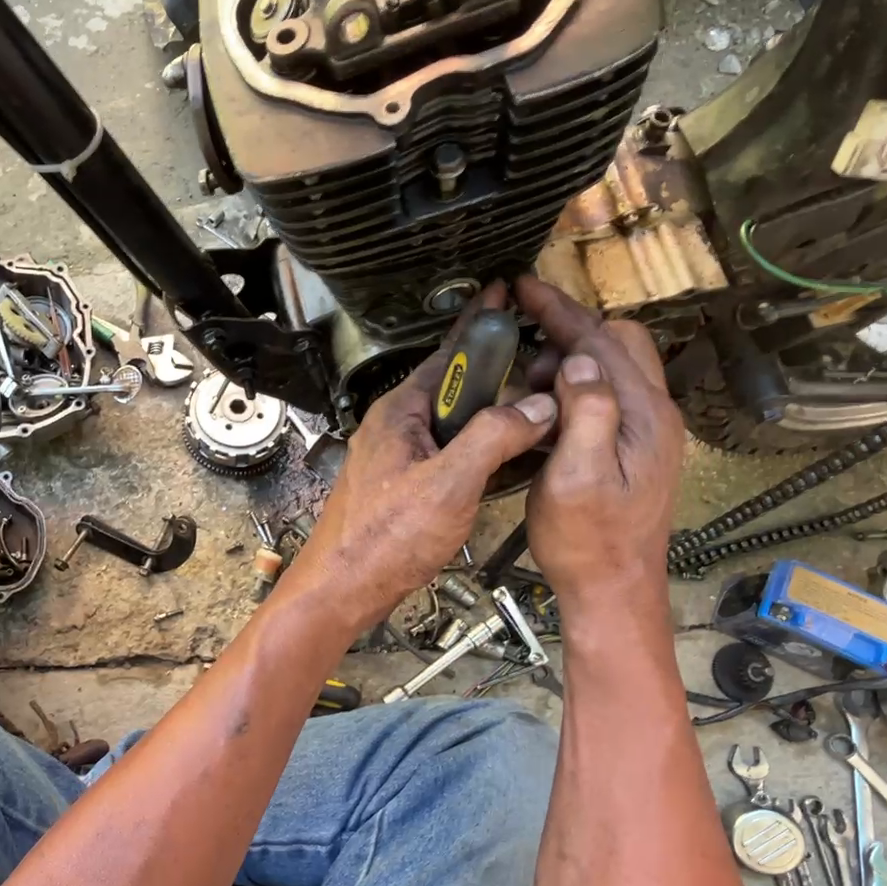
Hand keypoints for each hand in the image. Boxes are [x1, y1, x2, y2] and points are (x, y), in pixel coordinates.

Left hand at [288, 281, 558, 631]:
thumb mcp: (448, 483)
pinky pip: (451, 457)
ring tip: (537, 407)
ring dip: (493, 417)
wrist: (343, 590)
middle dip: (498, 374)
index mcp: (398, 413)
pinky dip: (481, 452)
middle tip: (543, 361)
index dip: (481, 326)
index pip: (447, 355)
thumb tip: (536, 404)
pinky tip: (508, 459)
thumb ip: (493, 438)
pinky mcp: (406, 489)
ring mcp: (399, 460)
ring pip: (455, 426)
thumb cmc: (382, 539)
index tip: (506, 295)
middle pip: (455, 390)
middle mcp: (396, 429)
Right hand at [514, 275, 683, 607]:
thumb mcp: (578, 476)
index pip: (600, 341)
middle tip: (522, 355)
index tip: (524, 287)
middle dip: (567, 333)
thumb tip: (576, 361)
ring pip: (608, 369)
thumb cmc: (588, 541)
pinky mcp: (630, 450)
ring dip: (566, 365)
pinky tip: (541, 414)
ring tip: (526, 392)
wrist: (613, 589)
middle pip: (616, 344)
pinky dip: (570, 391)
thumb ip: (586, 411)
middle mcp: (651, 415)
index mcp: (641, 415)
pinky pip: (602, 398)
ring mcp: (643, 433)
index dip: (560, 310)